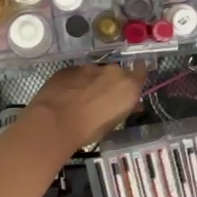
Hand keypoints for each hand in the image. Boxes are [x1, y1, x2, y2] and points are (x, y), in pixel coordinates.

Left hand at [23, 64, 143, 151]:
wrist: (55, 121)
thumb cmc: (90, 129)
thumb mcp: (114, 123)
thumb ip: (124, 107)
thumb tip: (131, 104)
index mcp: (128, 85)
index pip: (141, 72)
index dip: (136, 76)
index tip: (132, 82)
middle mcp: (111, 71)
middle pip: (116, 73)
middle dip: (111, 82)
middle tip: (103, 98)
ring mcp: (89, 67)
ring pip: (95, 73)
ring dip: (92, 82)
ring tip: (82, 99)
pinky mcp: (69, 68)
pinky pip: (77, 74)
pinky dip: (75, 82)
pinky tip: (67, 95)